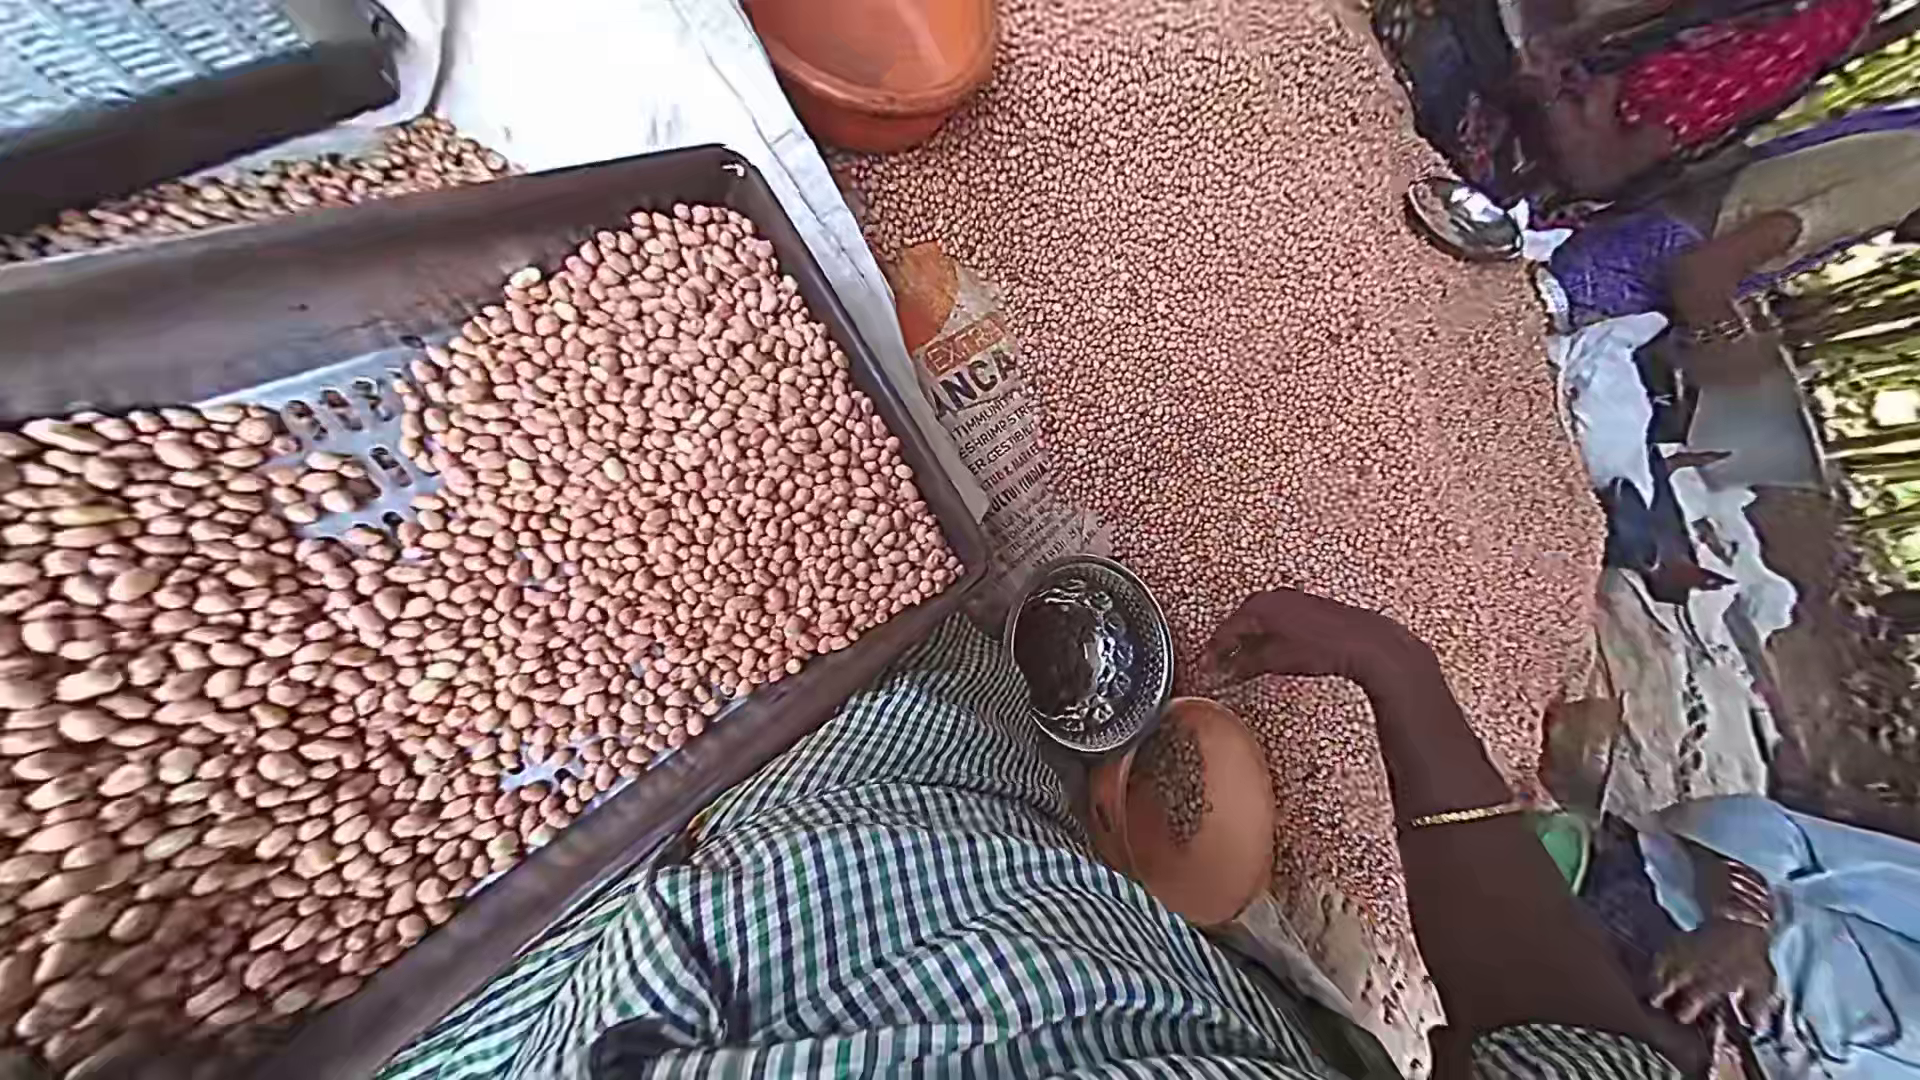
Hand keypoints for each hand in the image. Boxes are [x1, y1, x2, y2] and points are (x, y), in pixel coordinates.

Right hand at [1205, 588, 1428, 685]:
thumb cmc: (1325, 645)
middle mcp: (1272, 597)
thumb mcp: (1275, 660)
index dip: (1213, 653)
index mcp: (1258, 606)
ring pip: (1256, 622)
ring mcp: (1290, 600)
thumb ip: (1245, 665)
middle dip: (1227, 646)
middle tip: (1219, 665)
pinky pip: (1274, 621)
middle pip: (1238, 624)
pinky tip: (1269, 652)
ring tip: (1242, 662)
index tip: (1206, 666)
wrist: (1366, 642)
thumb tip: (1230, 670)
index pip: (1224, 631)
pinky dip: (1265, 636)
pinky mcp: (1305, 607)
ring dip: (1247, 641)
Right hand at [1652, 919, 1779, 1029]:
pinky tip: (1652, 966)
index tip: (1678, 1018)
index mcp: (1712, 982)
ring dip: (1653, 978)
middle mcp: (1691, 969)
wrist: (1735, 928)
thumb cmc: (1750, 961)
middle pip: (1670, 983)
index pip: (1693, 999)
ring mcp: (1680, 954)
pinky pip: (1660, 954)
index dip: (1685, 1009)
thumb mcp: (1762, 986)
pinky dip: (1654, 962)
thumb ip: (1756, 1006)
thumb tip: (1754, 1026)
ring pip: (1660, 968)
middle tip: (1652, 1002)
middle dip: (1660, 993)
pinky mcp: (1674, 942)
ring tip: (1646, 985)